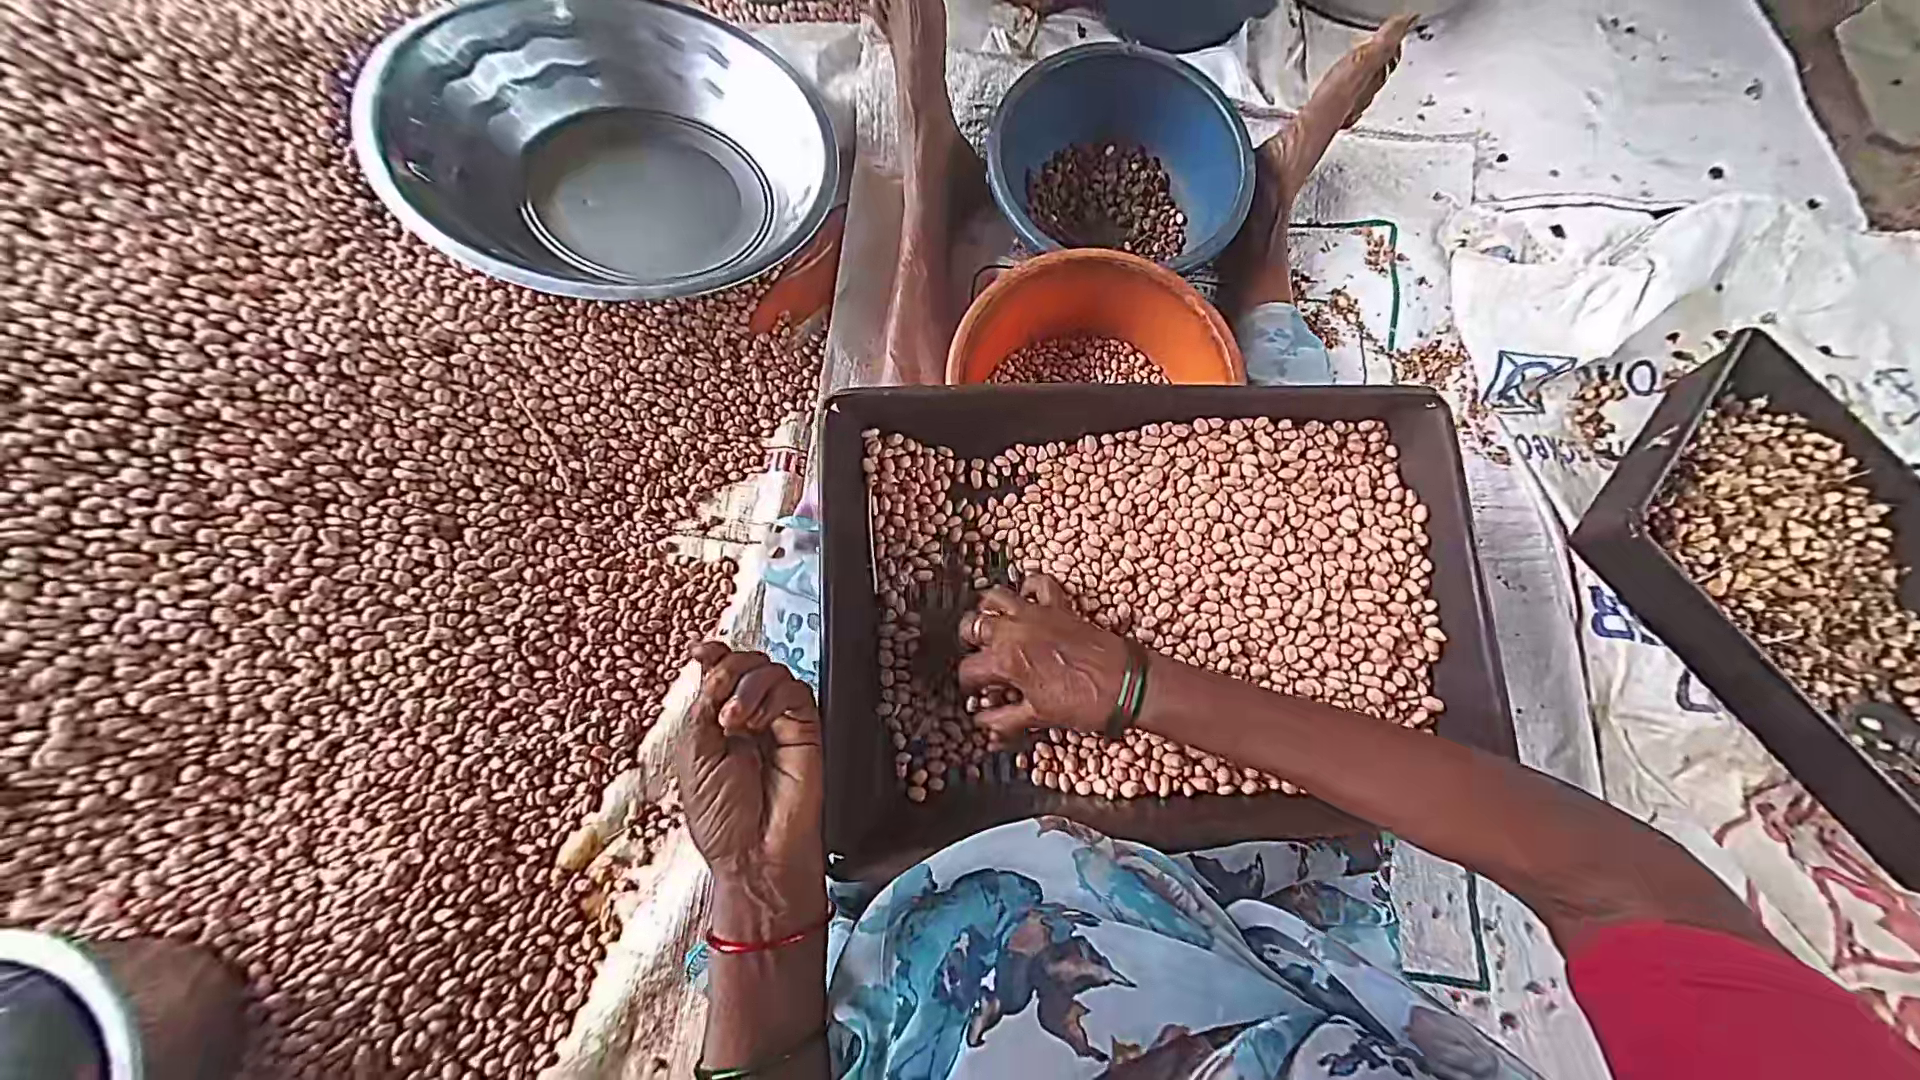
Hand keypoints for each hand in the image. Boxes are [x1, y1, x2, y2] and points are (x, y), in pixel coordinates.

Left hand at [673, 643, 823, 915]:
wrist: (755, 854)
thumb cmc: (722, 818)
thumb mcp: (694, 755)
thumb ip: (703, 704)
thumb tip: (710, 663)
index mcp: (721, 721)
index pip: (723, 673)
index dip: (715, 655)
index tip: (701, 651)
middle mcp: (752, 715)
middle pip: (749, 663)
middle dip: (731, 669)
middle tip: (718, 698)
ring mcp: (780, 720)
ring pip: (772, 670)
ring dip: (748, 686)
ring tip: (735, 720)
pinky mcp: (806, 726)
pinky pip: (795, 690)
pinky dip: (773, 697)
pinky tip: (758, 722)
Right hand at [955, 572, 1129, 744]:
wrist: (1125, 684)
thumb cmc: (1086, 700)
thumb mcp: (1039, 716)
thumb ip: (1004, 719)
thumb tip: (986, 724)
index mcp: (1006, 660)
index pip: (969, 670)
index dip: (968, 684)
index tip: (975, 691)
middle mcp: (1014, 631)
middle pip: (972, 626)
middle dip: (969, 641)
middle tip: (979, 655)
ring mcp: (1035, 614)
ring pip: (995, 596)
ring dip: (987, 607)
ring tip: (989, 620)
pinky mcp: (1057, 606)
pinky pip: (1037, 583)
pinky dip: (1028, 585)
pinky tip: (1025, 596)